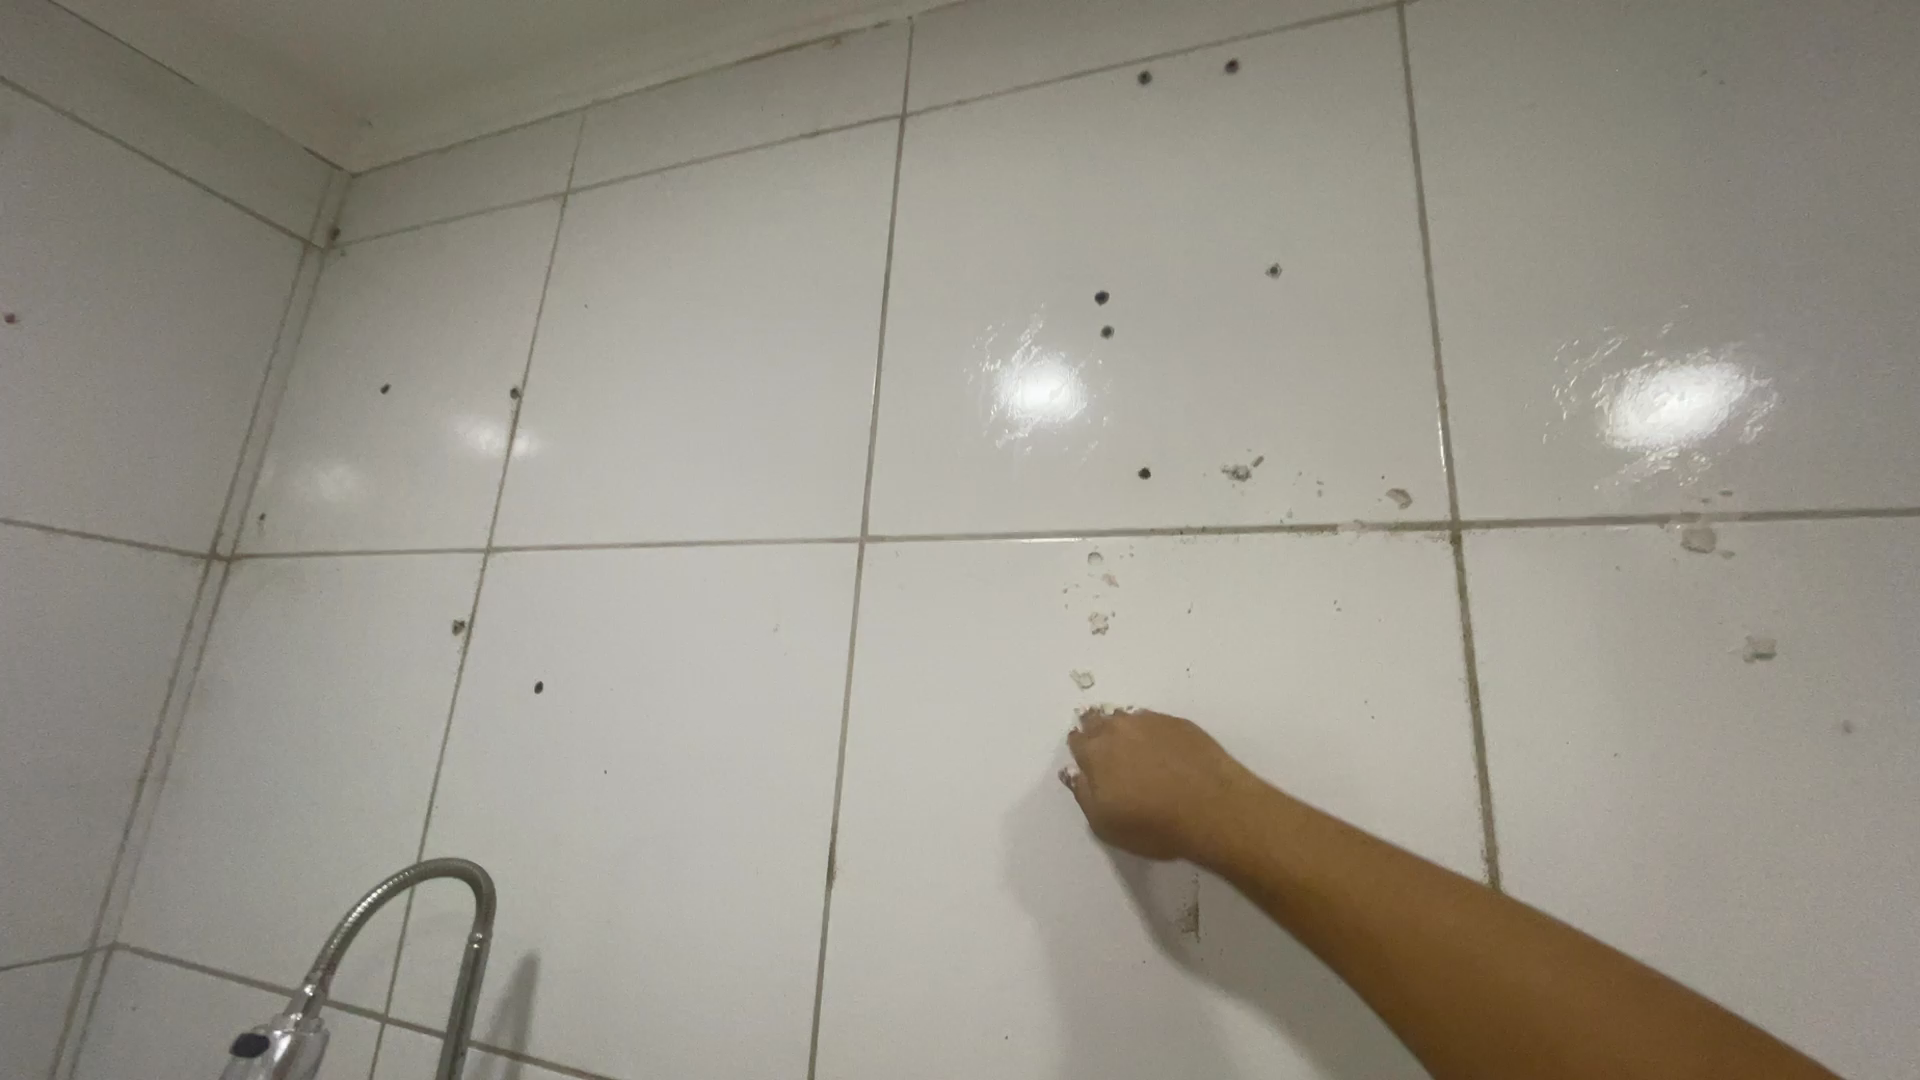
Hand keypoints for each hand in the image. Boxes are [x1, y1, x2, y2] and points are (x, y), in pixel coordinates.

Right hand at [1062, 708, 1257, 863]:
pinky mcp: (1178, 722)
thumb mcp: (1105, 824)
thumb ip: (1083, 794)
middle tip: (1107, 752)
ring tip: (1133, 749)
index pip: (1076, 741)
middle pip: (1097, 721)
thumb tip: (1073, 773)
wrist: (1214, 809)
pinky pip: (1153, 721)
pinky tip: (1162, 750)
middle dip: (1096, 732)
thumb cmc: (1154, 824)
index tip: (1086, 763)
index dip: (1080, 751)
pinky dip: (1151, 732)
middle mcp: (1118, 728)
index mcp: (1095, 752)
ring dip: (1123, 729)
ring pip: (1126, 718)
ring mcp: (1150, 721)